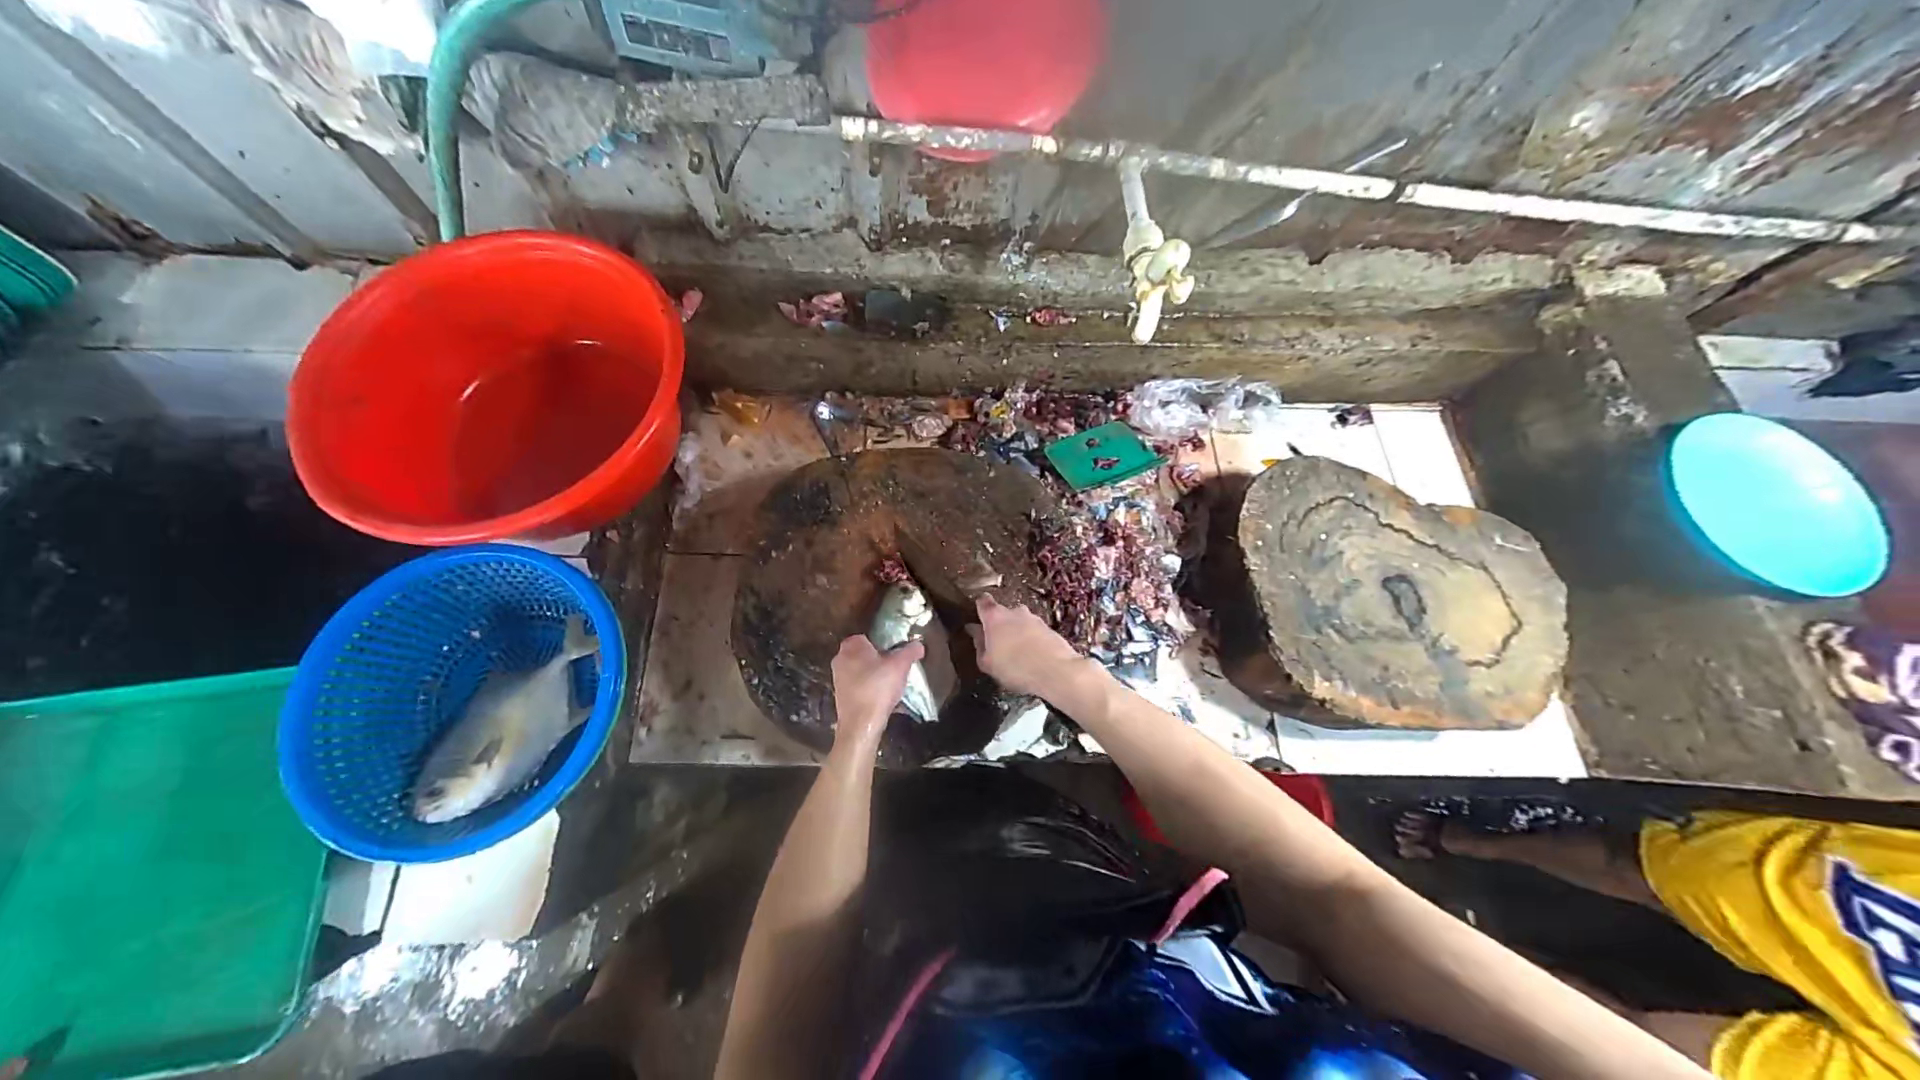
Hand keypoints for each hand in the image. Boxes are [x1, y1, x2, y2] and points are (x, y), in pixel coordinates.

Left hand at [829, 634, 924, 754]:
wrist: (861, 724)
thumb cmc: (878, 687)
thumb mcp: (901, 665)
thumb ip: (910, 651)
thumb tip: (918, 644)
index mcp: (851, 646)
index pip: (868, 637)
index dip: (883, 644)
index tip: (896, 653)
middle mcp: (840, 659)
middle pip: (865, 655)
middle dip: (880, 660)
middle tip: (896, 668)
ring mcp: (838, 679)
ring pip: (861, 672)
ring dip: (875, 676)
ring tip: (891, 685)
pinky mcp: (840, 696)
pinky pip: (859, 687)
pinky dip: (870, 690)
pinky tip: (882, 699)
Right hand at [968, 595, 1085, 697]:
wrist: (1056, 671)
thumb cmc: (1016, 667)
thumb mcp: (987, 663)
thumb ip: (979, 645)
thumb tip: (976, 633)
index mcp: (995, 616)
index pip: (983, 602)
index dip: (979, 608)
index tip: (977, 617)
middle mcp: (1015, 612)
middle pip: (1003, 613)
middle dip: (1000, 626)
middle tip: (997, 645)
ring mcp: (1034, 619)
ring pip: (1020, 623)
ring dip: (1017, 634)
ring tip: (1016, 656)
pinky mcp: (1049, 629)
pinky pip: (1035, 633)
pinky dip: (1031, 641)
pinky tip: (1031, 659)